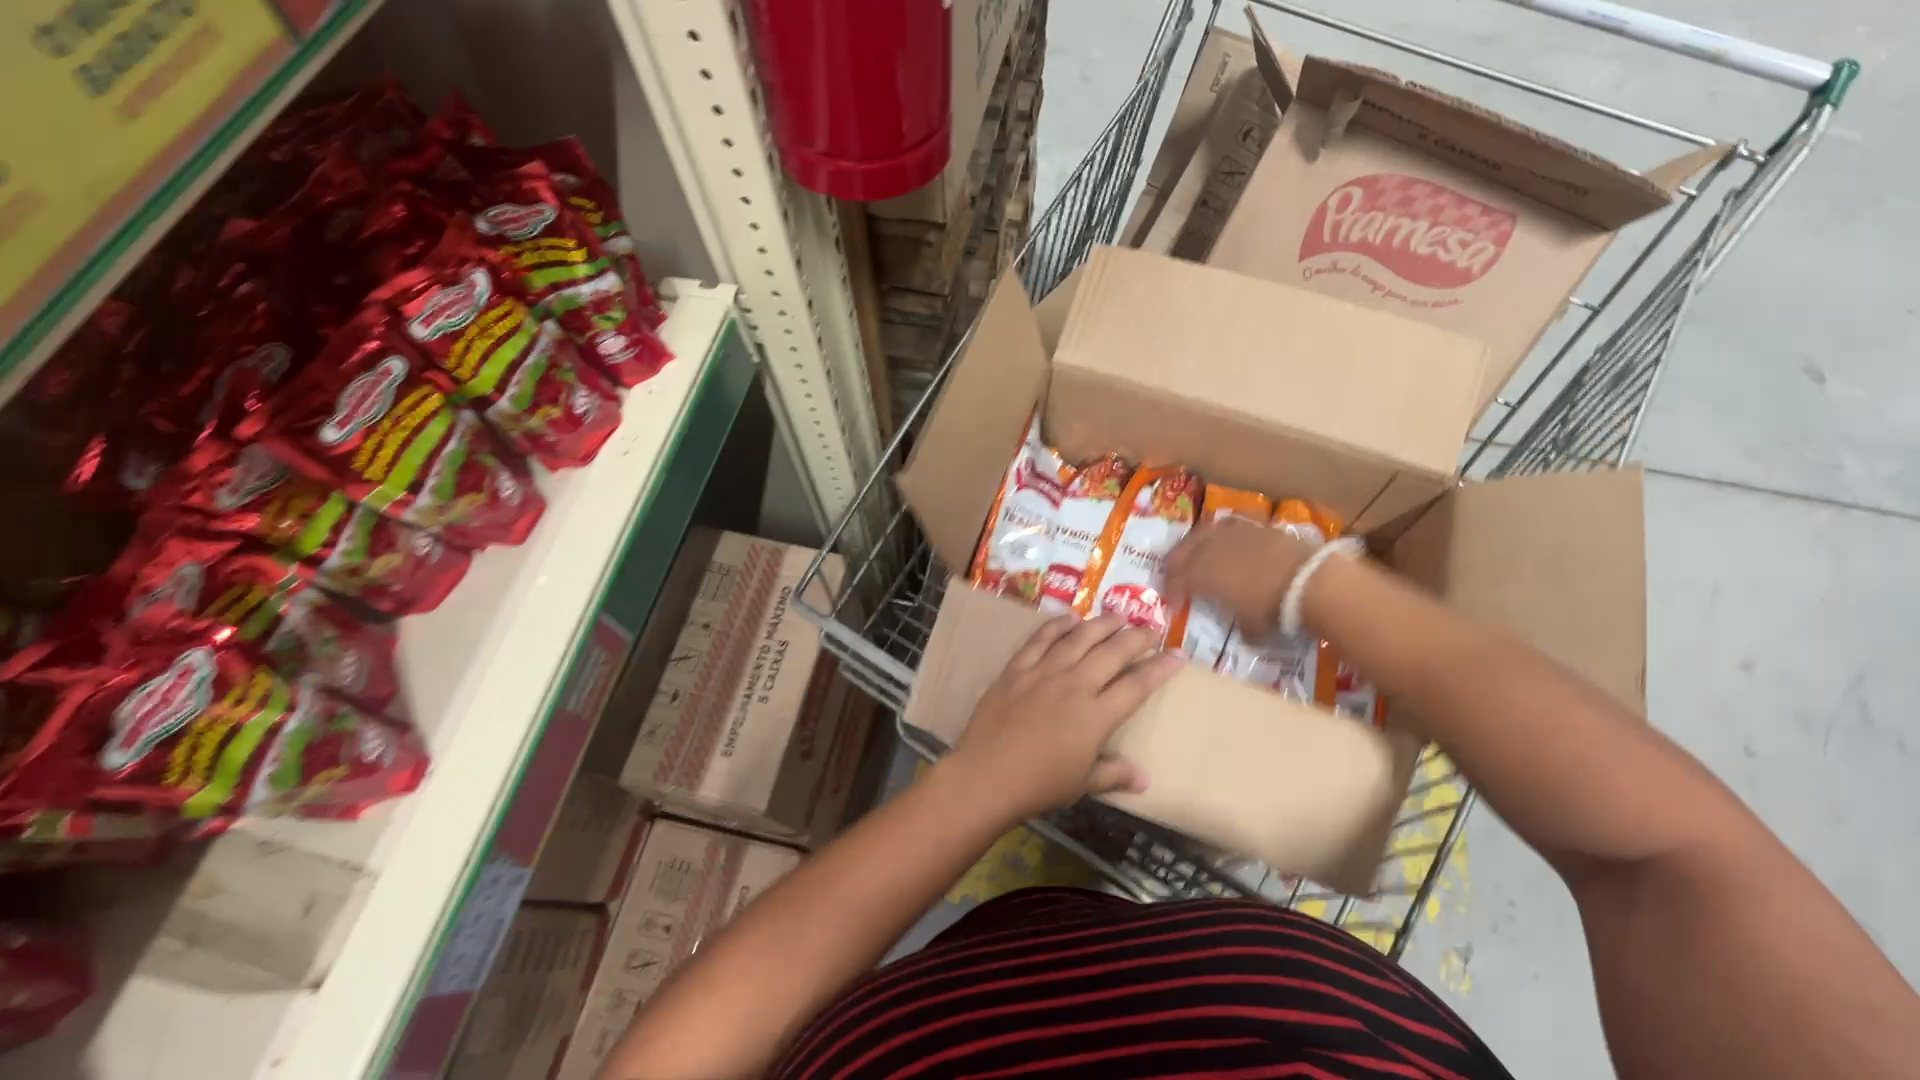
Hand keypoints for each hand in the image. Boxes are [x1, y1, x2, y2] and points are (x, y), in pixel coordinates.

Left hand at [946, 615, 1182, 824]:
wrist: (986, 776)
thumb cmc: (1039, 785)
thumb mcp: (1082, 784)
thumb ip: (1114, 774)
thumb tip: (1146, 779)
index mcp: (1097, 715)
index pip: (1138, 685)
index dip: (1161, 668)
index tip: (1178, 654)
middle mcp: (1075, 685)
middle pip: (1113, 652)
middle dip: (1137, 637)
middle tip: (1152, 627)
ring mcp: (1044, 673)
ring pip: (1079, 638)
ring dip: (1102, 624)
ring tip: (1118, 616)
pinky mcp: (1016, 669)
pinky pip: (1040, 639)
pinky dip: (1057, 625)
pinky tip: (1070, 617)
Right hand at [1162, 517, 1315, 636]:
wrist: (1309, 580)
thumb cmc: (1273, 609)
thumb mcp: (1252, 628)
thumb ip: (1240, 627)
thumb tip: (1243, 632)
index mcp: (1201, 576)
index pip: (1175, 582)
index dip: (1171, 592)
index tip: (1173, 604)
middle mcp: (1210, 550)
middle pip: (1182, 552)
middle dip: (1175, 565)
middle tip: (1175, 576)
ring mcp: (1232, 534)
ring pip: (1201, 533)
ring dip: (1194, 544)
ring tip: (1196, 553)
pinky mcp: (1255, 526)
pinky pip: (1228, 525)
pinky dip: (1221, 533)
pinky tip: (1224, 539)